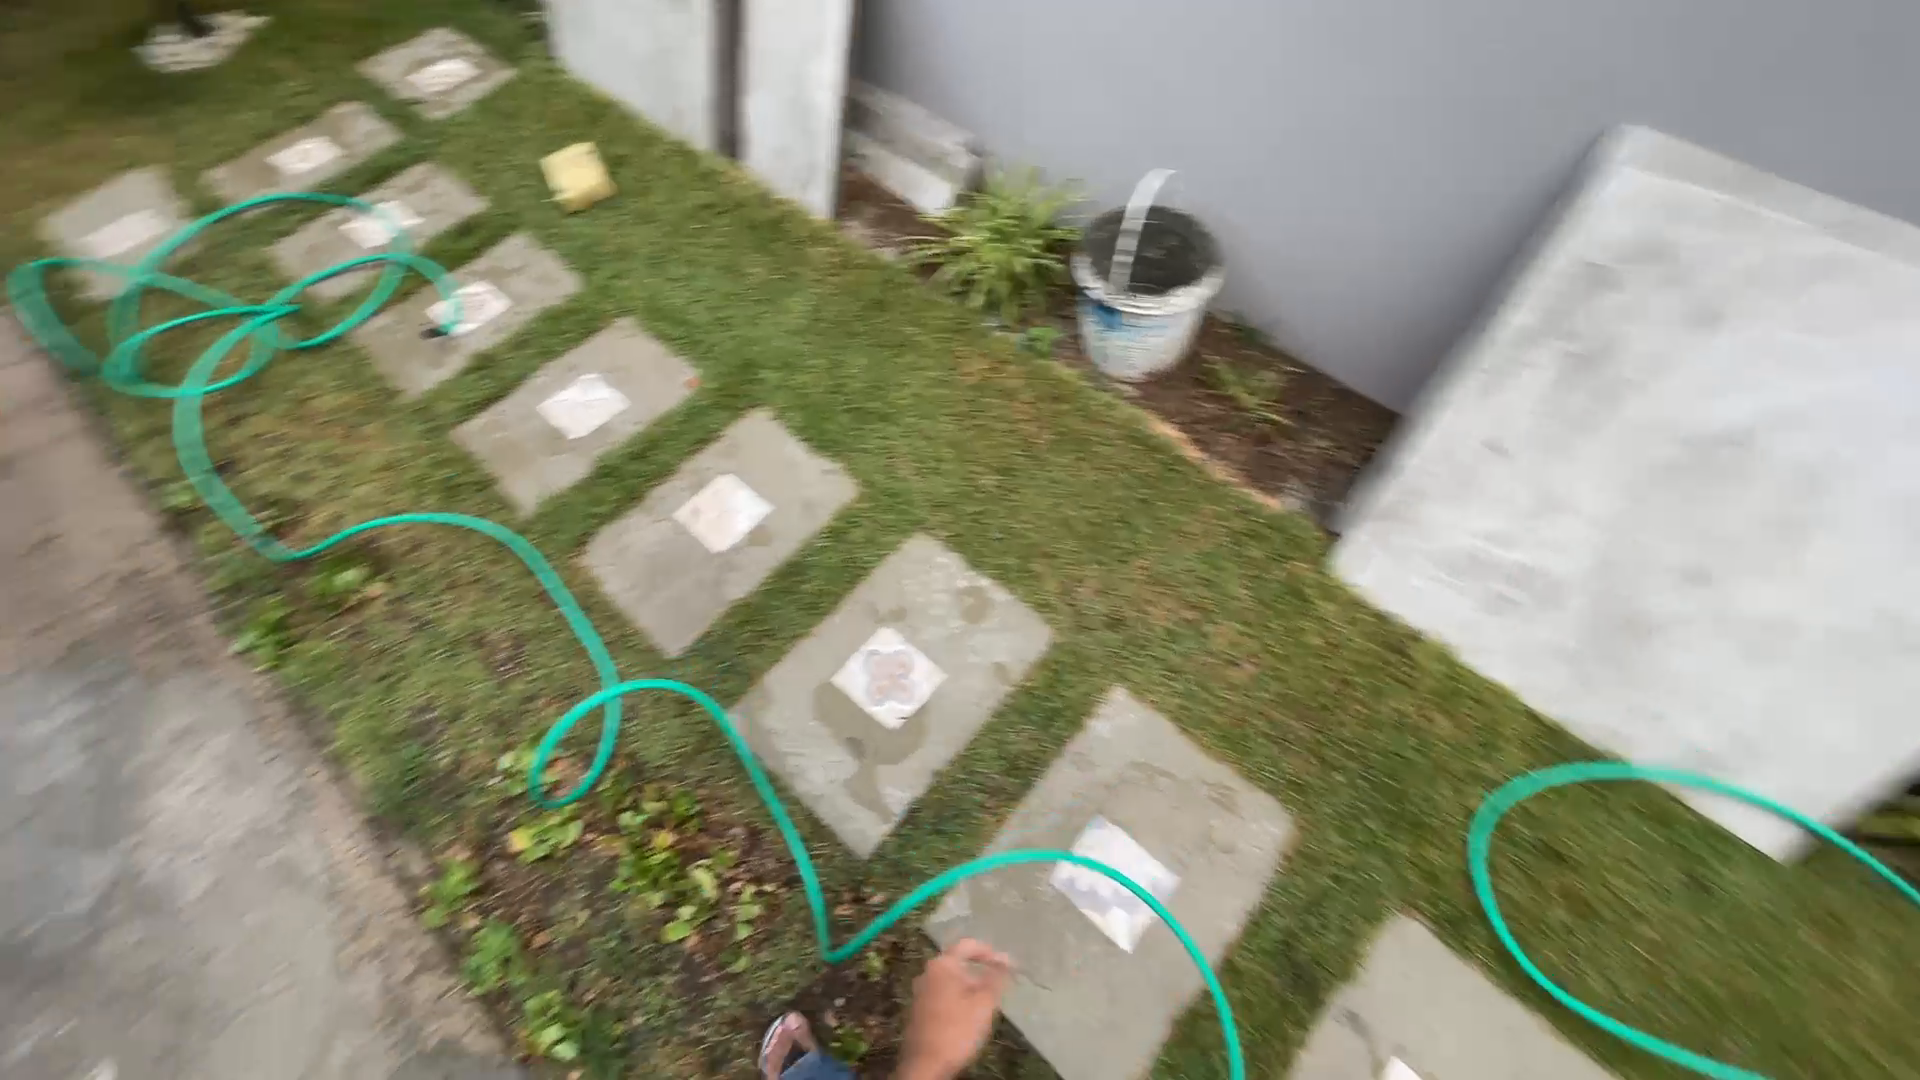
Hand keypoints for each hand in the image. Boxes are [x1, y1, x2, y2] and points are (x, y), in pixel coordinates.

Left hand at [895, 938, 1012, 1079]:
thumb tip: (1007, 961)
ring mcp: (920, 992)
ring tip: (987, 1003)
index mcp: (942, 964)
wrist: (924, 1066)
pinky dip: (958, 999)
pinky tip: (969, 1016)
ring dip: (970, 987)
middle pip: (958, 963)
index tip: (1006, 963)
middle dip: (980, 972)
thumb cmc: (956, 1029)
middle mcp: (927, 972)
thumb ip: (996, 979)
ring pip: (951, 981)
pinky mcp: (919, 1010)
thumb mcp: (983, 1003)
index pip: (968, 945)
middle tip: (999, 986)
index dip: (989, 951)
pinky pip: (943, 995)